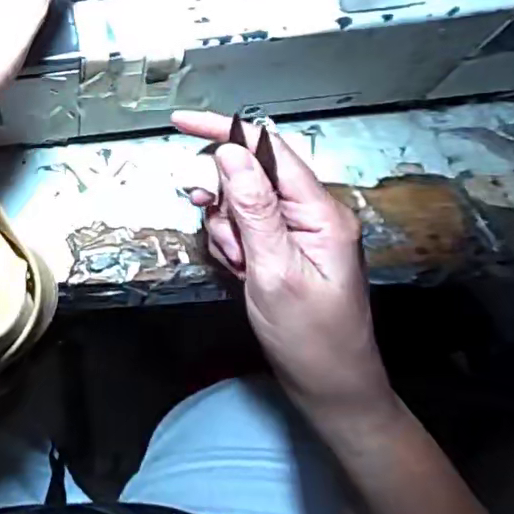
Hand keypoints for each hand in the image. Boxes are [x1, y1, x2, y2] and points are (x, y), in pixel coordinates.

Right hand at [173, 111, 394, 414]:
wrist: (331, 390)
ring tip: (239, 265)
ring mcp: (298, 229)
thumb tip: (230, 152)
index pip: (270, 150)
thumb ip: (253, 208)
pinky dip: (233, 243)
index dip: (225, 131)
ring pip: (242, 202)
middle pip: (251, 174)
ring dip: (227, 228)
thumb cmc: (310, 338)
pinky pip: (246, 226)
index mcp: (320, 211)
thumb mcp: (275, 271)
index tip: (182, 123)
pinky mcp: (285, 246)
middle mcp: (311, 211)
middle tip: (219, 233)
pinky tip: (241, 269)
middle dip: (224, 198)